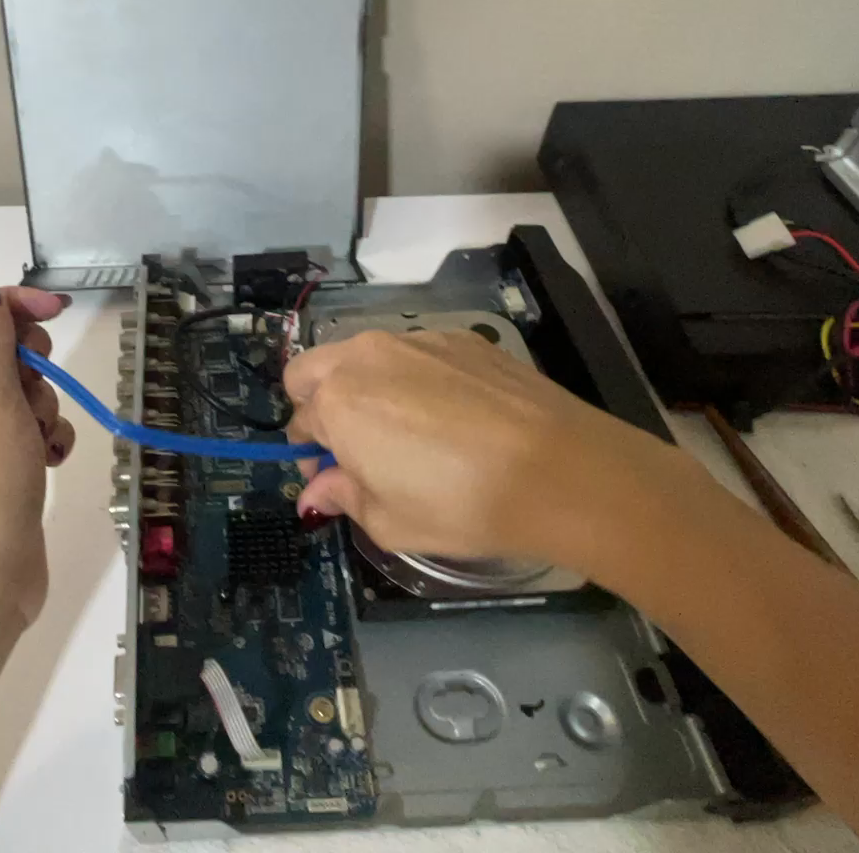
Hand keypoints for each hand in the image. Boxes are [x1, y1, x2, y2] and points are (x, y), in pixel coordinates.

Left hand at [0, 280, 74, 634]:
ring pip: (23, 391)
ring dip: (44, 407)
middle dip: (32, 363)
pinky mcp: (2, 468)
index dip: (14, 303)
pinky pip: (32, 430)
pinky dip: (48, 438)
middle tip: (34, 390)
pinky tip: (50, 461)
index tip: (60, 310)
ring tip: (38, 442)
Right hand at [283, 328, 722, 579]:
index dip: (310, 455)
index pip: (299, 422)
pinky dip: (412, 377)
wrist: (559, 469)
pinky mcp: (458, 337)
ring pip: (363, 355)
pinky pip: (413, 352)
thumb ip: (342, 497)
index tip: (333, 478)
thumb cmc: (460, 504)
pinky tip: (451, 414)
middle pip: (312, 369)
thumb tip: (314, 491)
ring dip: (364, 385)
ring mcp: (414, 339)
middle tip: (352, 443)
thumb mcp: (389, 521)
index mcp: (336, 401)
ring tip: (406, 427)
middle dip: (317, 403)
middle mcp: (365, 357)